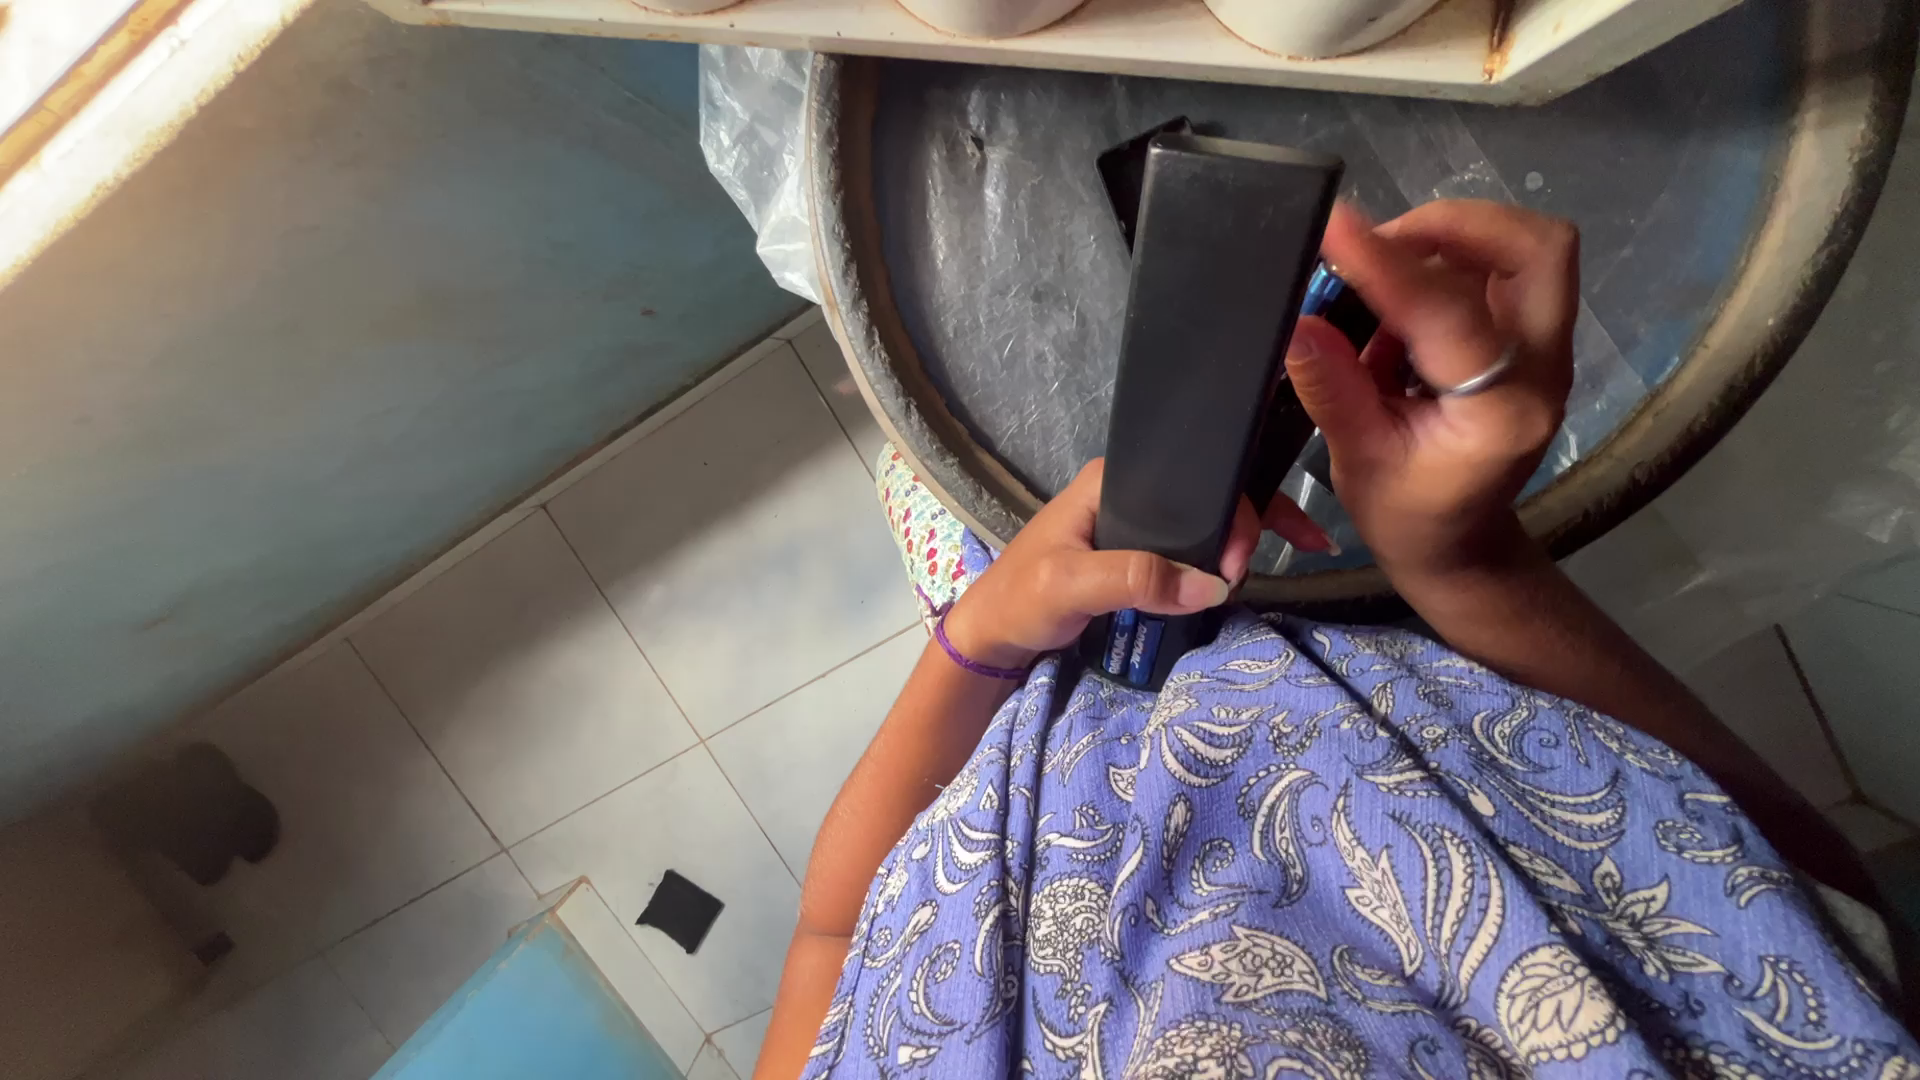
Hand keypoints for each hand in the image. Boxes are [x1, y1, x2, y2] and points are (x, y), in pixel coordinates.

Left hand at [941, 459, 1262, 669]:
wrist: (993, 635)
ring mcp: (1130, 528)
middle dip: (1244, 525)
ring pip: (1198, 529)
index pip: (1189, 480)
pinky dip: (1212, 568)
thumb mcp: (1071, 584)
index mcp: (1110, 483)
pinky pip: (1183, 556)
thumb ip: (1135, 578)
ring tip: (1259, 573)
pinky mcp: (1132, 559)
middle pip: (1202, 501)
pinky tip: (1234, 582)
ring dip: (1233, 548)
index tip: (1237, 560)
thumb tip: (1212, 586)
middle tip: (1262, 564)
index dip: (1228, 511)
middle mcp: (1125, 496)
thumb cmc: (1019, 599)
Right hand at [1281, 199, 1578, 580]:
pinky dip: (1447, 269)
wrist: (1458, 545)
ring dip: (1448, 244)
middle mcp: (1542, 369)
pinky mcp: (1530, 344)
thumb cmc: (1405, 515)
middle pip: (1534, 249)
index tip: (1335, 228)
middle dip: (1452, 225)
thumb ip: (1331, 388)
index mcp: (1498, 411)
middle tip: (1379, 241)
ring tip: (1377, 277)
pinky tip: (1396, 309)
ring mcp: (1546, 352)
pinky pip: (1502, 274)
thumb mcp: (1357, 459)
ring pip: (1524, 252)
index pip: (1447, 313)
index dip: (1387, 265)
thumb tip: (1296, 323)